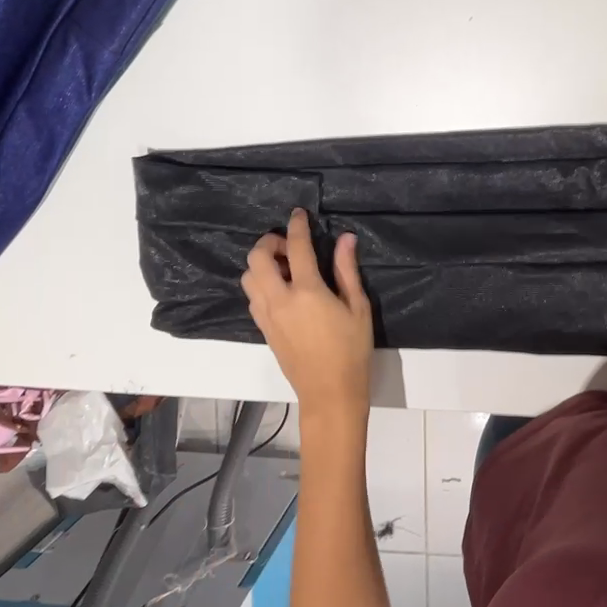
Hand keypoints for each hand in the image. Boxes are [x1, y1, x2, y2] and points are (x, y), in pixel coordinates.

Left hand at [241, 208, 374, 416]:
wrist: (330, 393)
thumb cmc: (352, 350)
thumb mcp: (358, 307)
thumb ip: (347, 270)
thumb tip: (345, 239)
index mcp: (307, 291)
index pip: (295, 247)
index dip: (297, 226)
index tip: (298, 213)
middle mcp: (280, 300)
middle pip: (257, 258)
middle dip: (269, 243)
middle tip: (289, 246)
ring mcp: (267, 316)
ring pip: (248, 277)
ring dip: (261, 264)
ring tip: (285, 268)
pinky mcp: (263, 329)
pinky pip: (252, 297)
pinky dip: (261, 283)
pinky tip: (282, 290)